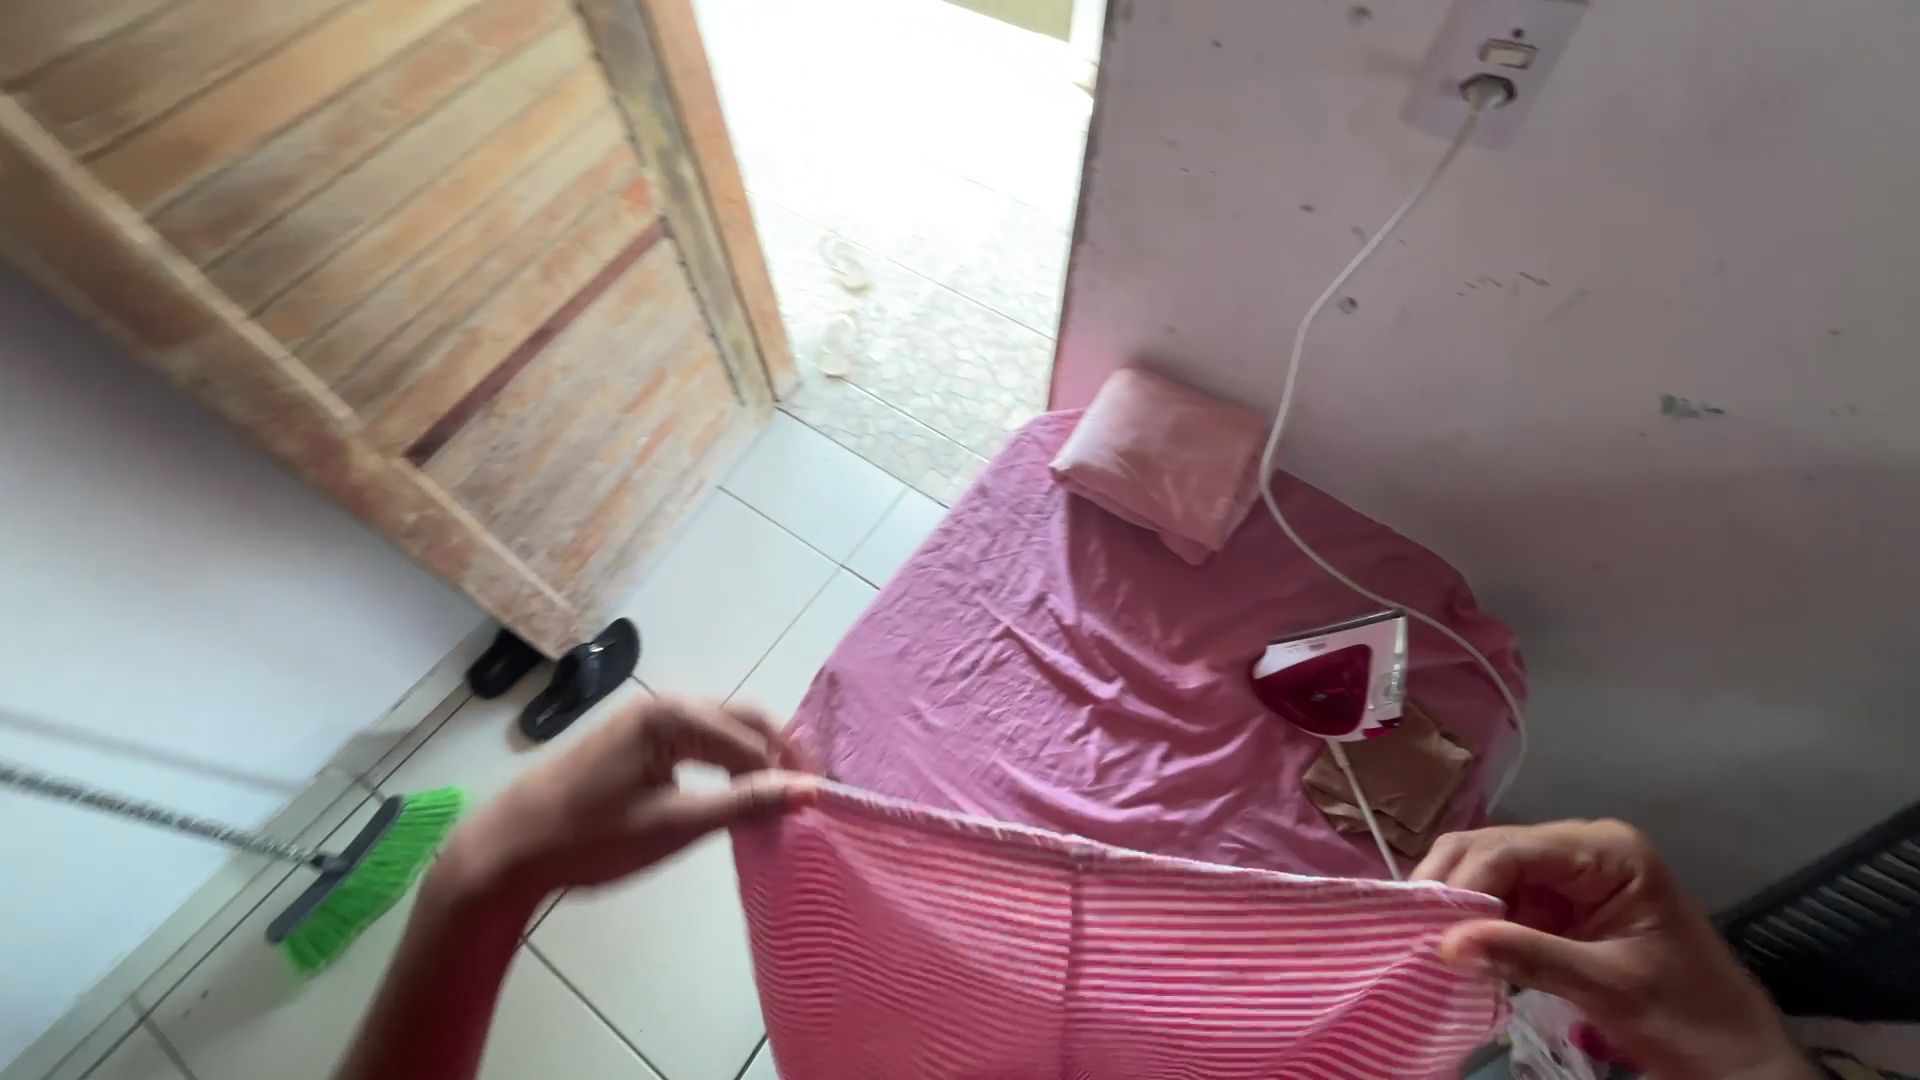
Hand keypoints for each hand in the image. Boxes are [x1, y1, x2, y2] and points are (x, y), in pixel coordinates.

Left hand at [441, 697, 815, 900]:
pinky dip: (725, 760)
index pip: (749, 739)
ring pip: (722, 727)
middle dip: (776, 754)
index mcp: (672, 717)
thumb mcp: (674, 826)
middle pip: (741, 720)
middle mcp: (664, 704)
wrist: (504, 851)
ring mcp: (647, 717)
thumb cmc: (589, 840)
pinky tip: (733, 787)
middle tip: (804, 794)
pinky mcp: (636, 737)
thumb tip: (808, 792)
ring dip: (752, 757)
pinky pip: (698, 738)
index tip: (813, 804)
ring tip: (776, 794)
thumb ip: (744, 804)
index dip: (783, 772)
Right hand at [1414, 821, 1815, 1079]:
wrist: (1740, 1066)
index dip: (1465, 880)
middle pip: (1488, 849)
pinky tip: (1456, 939)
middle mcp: (1579, 844)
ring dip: (1456, 900)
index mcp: (1607, 850)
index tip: (1428, 922)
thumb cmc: (1692, 1022)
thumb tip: (1445, 944)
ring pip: (1483, 867)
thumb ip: (1527, 957)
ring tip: (1429, 933)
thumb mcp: (1611, 988)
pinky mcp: (1554, 897)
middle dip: (1451, 886)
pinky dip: (1472, 916)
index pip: (1511, 849)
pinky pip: (1496, 893)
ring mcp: (1565, 869)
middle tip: (1416, 925)